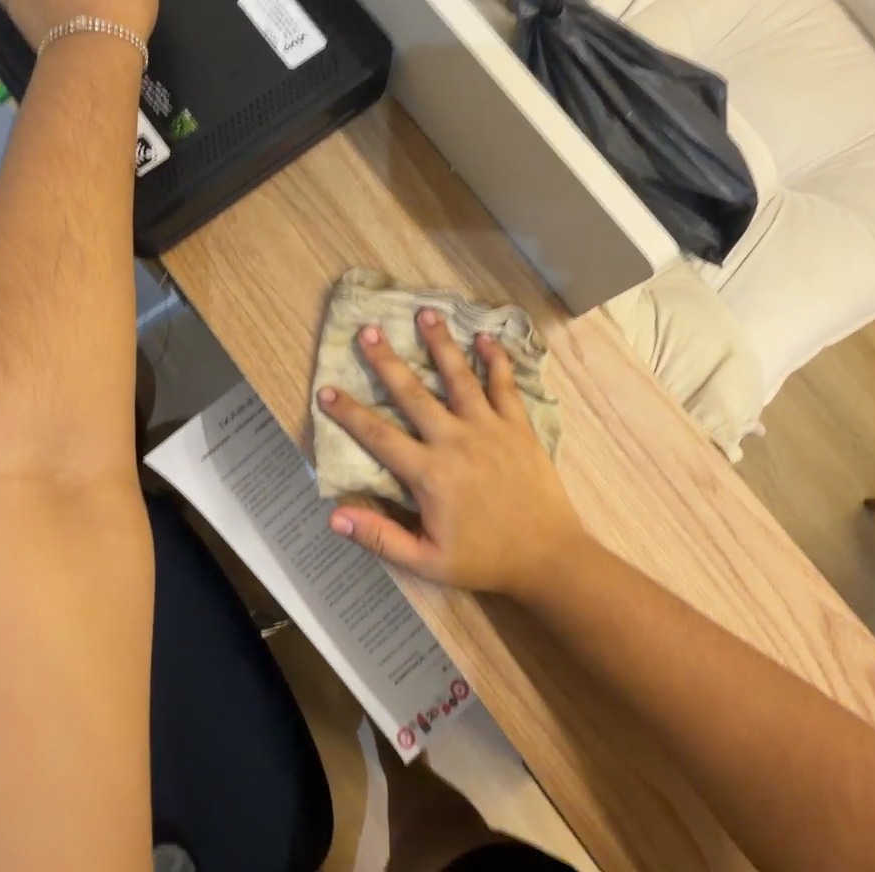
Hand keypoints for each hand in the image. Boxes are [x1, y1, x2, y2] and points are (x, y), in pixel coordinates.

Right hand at [317, 310, 590, 596]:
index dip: (349, 413)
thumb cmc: (484, 559)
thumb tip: (334, 516)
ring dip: (440, 344)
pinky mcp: (517, 426)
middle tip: (369, 331)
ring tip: (426, 313)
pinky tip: (486, 337)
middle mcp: (455, 441)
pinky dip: (496, 359)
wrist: (548, 557)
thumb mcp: (426, 561)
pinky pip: (505, 385)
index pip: (378, 435)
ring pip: (459, 377)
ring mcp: (489, 428)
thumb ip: (380, 537)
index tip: (326, 390)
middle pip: (413, 393)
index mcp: (429, 473)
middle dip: (387, 361)